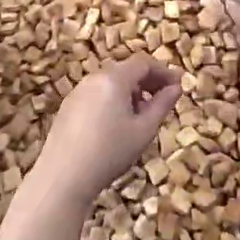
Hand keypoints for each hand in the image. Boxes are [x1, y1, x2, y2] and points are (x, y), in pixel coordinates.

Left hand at [33, 54, 180, 203]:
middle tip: (163, 99)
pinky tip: (116, 124)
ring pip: (110, 82)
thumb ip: (162, 105)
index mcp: (114, 78)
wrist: (62, 177)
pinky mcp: (68, 106)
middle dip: (147, 81)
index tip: (178, 85)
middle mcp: (94, 78)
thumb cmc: (110, 152)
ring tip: (141, 115)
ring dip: (130, 91)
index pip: (143, 62)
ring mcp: (78, 91)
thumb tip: (176, 87)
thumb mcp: (143, 130)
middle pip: (126, 70)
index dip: (163, 71)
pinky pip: (97, 94)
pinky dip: (113, 99)